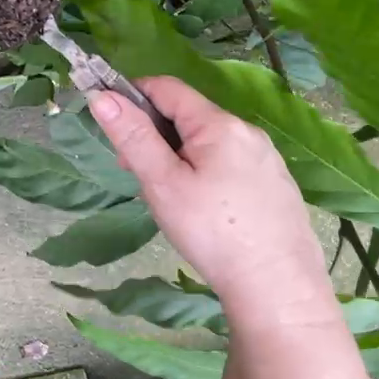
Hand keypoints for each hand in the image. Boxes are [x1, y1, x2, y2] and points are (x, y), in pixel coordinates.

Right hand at [87, 77, 337, 328]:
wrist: (278, 291)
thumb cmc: (211, 231)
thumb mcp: (161, 181)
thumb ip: (131, 135)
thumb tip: (100, 94)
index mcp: (219, 124)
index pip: (165, 87)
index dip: (132, 96)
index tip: (113, 128)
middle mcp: (248, 132)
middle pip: (186, 115)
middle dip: (152, 133)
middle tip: (136, 173)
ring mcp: (267, 160)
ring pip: (205, 141)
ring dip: (175, 155)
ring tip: (166, 196)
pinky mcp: (276, 186)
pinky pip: (227, 163)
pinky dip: (202, 172)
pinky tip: (201, 210)